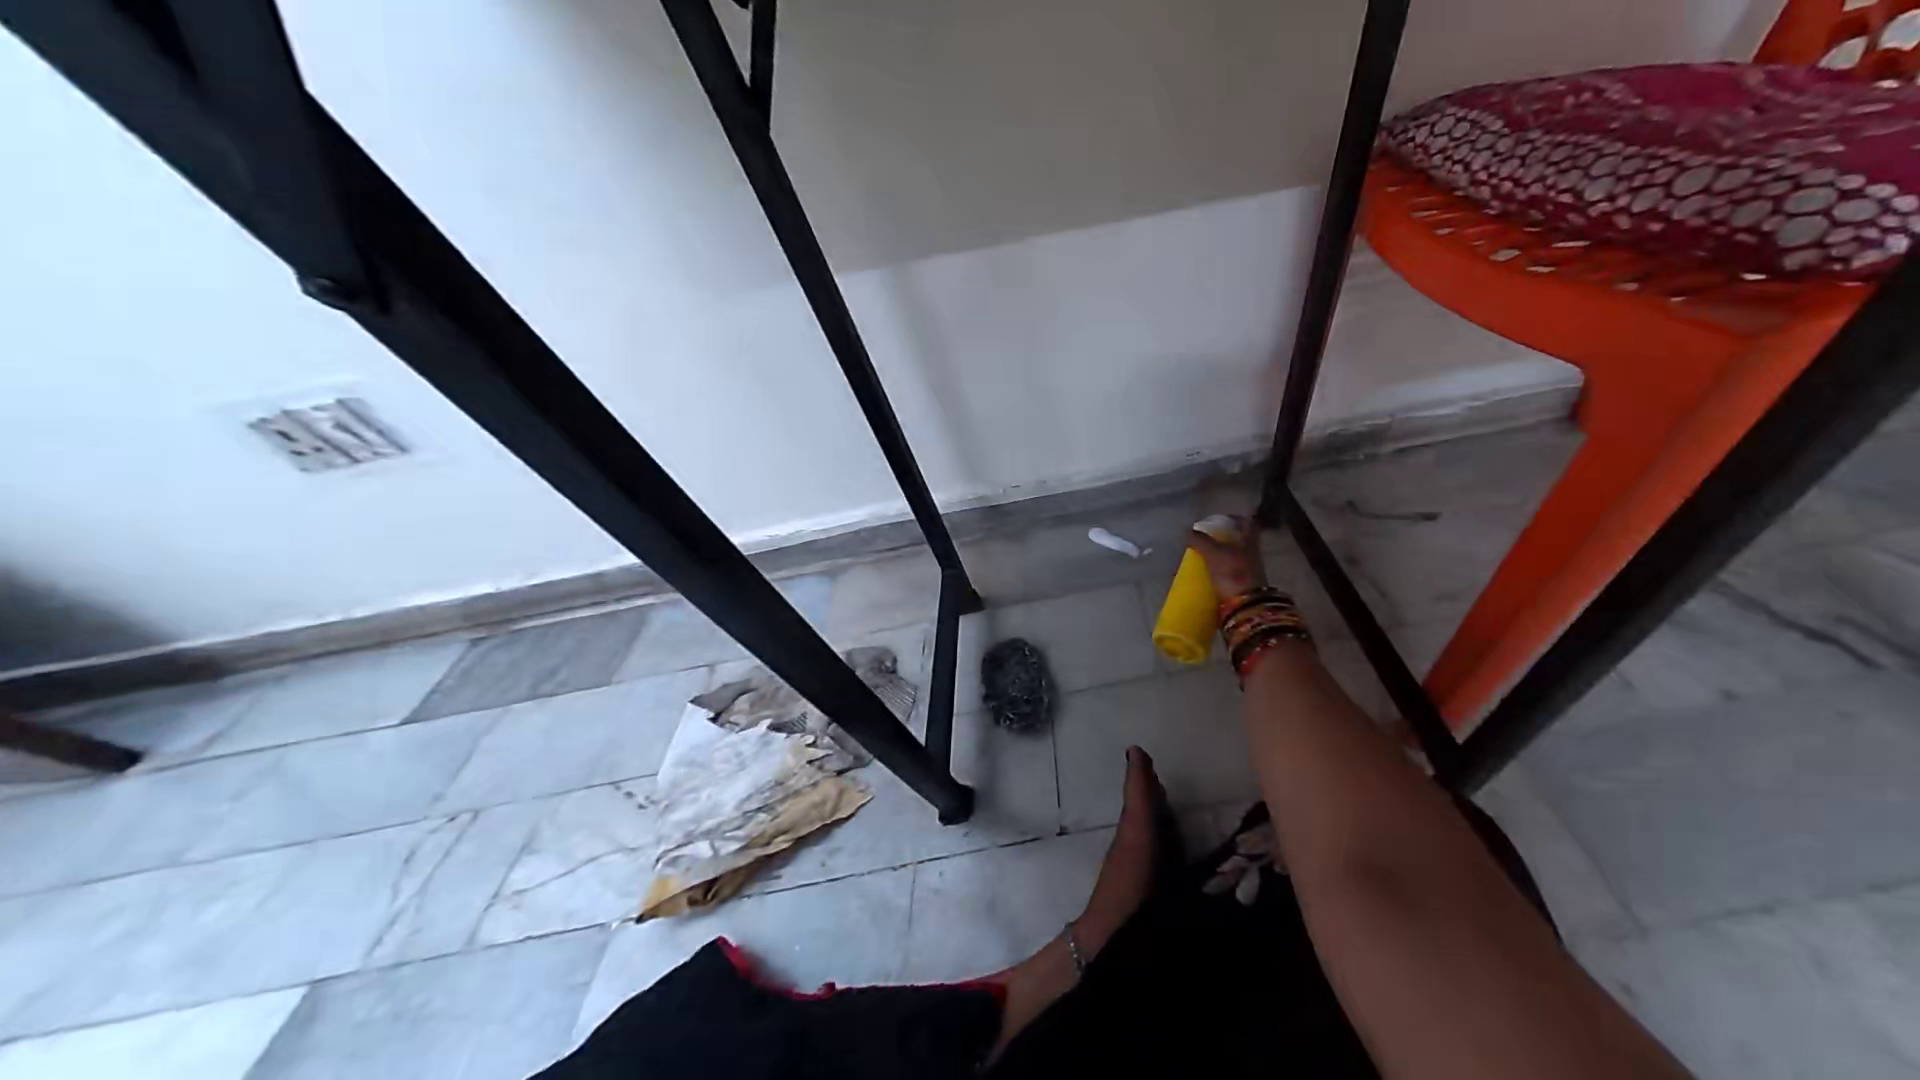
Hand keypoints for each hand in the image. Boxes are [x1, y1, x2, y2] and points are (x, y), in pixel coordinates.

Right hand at [1187, 516, 1266, 598]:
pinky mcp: (1242, 585)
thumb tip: (1187, 531)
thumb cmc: (1233, 573)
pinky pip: (1229, 572)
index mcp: (1250, 542)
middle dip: (1225, 538)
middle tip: (1207, 537)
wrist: (1245, 606)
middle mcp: (1252, 555)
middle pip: (1241, 540)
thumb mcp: (1214, 553)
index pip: (1248, 524)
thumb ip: (1201, 541)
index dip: (1235, 518)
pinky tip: (1206, 572)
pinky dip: (1219, 570)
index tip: (1220, 519)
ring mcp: (1248, 571)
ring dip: (1221, 555)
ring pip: (1235, 557)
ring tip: (1202, 555)